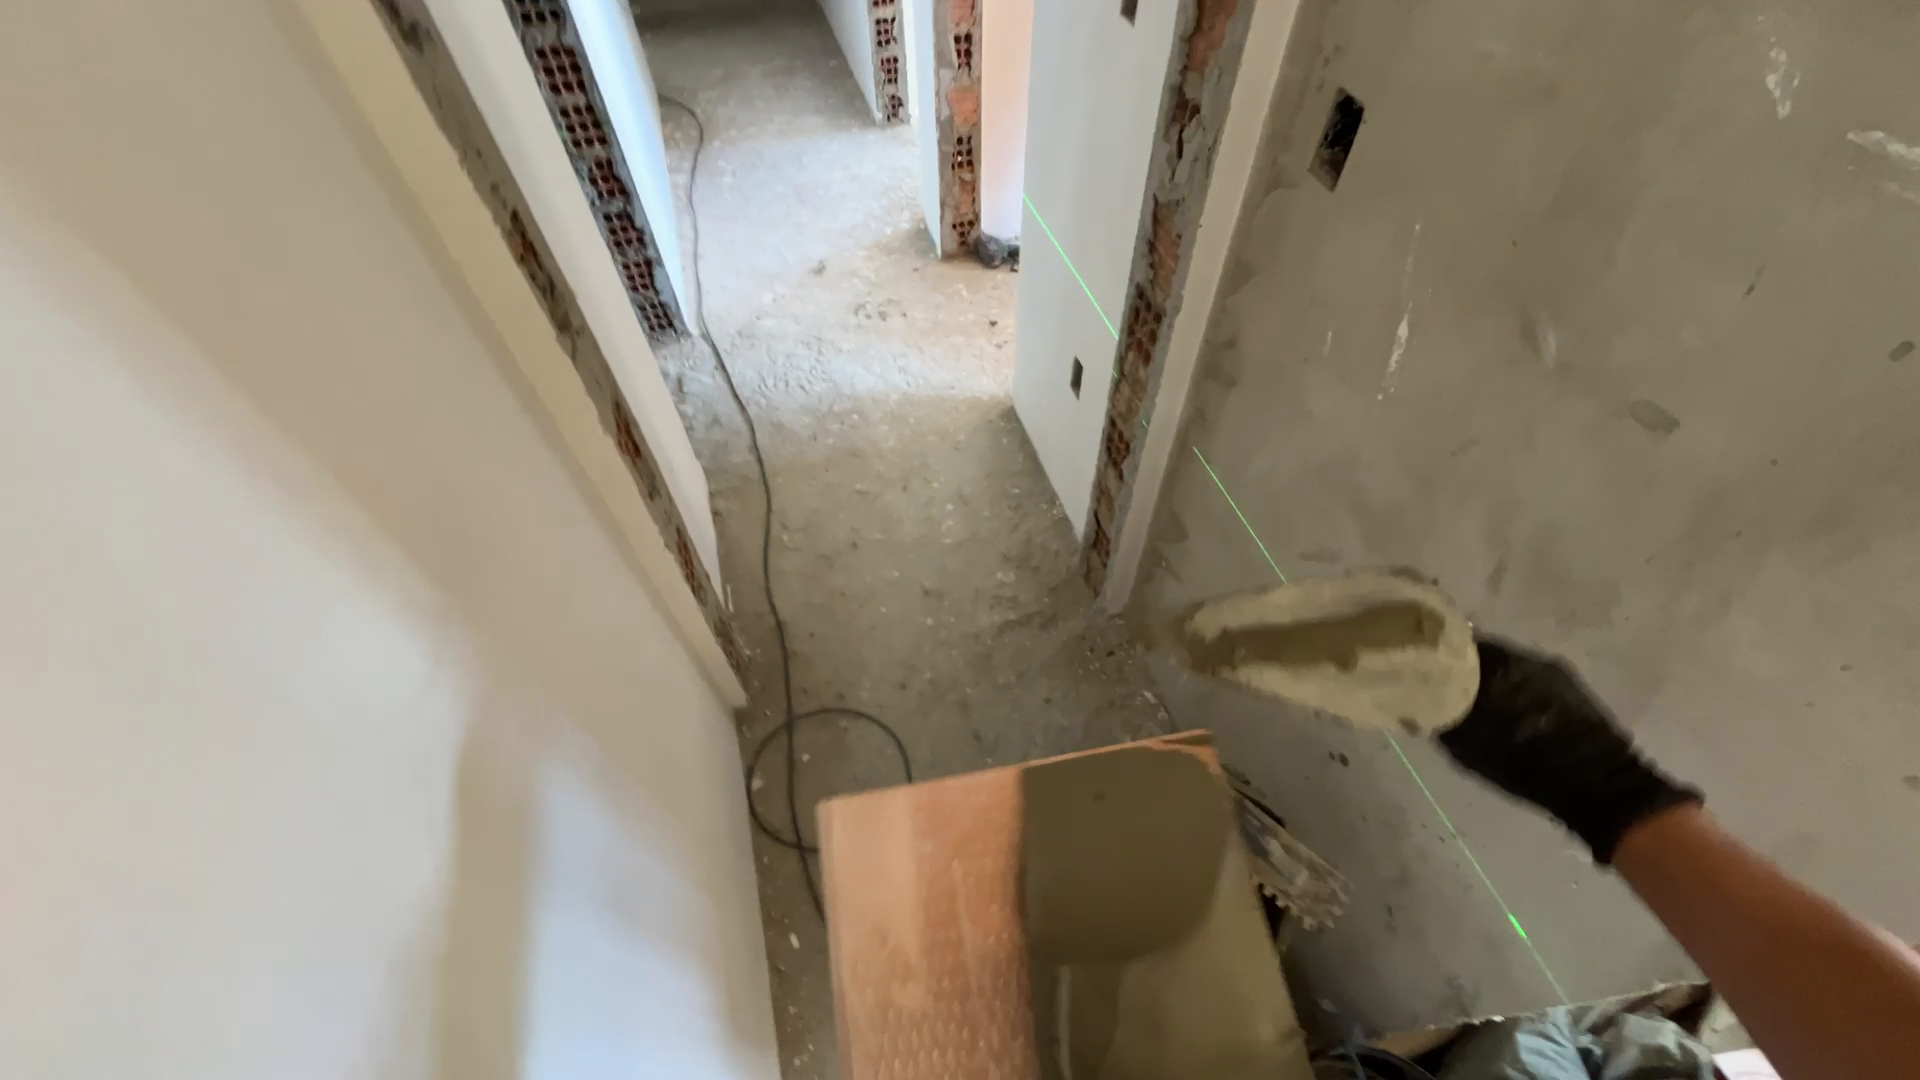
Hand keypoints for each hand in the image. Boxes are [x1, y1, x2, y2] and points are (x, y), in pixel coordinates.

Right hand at [1438, 636, 1701, 862]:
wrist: (1601, 787)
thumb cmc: (1524, 765)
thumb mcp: (1467, 748)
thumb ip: (1440, 718)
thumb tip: (1414, 703)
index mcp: (1493, 665)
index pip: (1452, 643)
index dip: (1434, 652)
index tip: (1420, 664)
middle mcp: (1522, 657)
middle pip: (1480, 651)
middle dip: (1462, 665)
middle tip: (1445, 683)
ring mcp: (1551, 669)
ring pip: (1507, 664)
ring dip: (1490, 676)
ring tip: (1477, 698)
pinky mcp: (1572, 685)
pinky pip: (1530, 676)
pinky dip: (1514, 686)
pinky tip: (1509, 708)